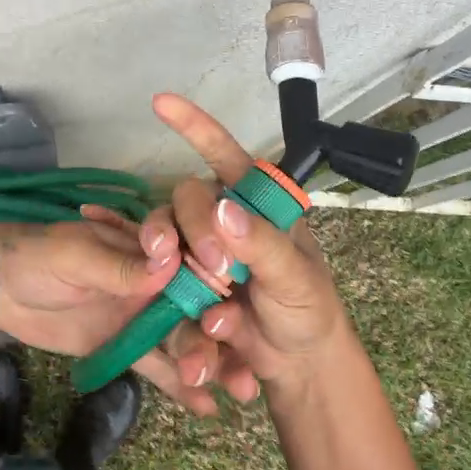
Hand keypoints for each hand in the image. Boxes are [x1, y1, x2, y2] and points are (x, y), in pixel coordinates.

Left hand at [0, 215, 227, 415]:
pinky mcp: (127, 346)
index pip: (192, 262)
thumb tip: (170, 264)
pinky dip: (180, 385)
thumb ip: (119, 265)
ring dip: (208, 362)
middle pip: (195, 307)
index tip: (235, 313)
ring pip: (183, 339)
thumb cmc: (34, 256)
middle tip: (230, 369)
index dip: (218, 285)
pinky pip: (158, 365)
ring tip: (234, 392)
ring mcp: (142, 315)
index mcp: (147, 247)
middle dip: (217, 335)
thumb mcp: (75, 256)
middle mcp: (154, 281)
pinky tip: (205, 407)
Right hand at [141, 93, 353, 394]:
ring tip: (215, 307)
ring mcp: (197, 254)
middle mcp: (221, 221)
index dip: (195, 126)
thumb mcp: (296, 277)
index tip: (162, 102)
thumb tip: (223, 211)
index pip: (224, 155)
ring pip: (166, 242)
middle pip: (186, 201)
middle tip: (219, 272)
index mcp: (256, 204)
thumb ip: (263, 246)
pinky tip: (210, 329)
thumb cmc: (308, 309)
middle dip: (194, 230)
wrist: (296, 367)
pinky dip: (179, 306)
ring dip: (180, 270)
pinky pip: (164, 285)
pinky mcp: (181, 289)